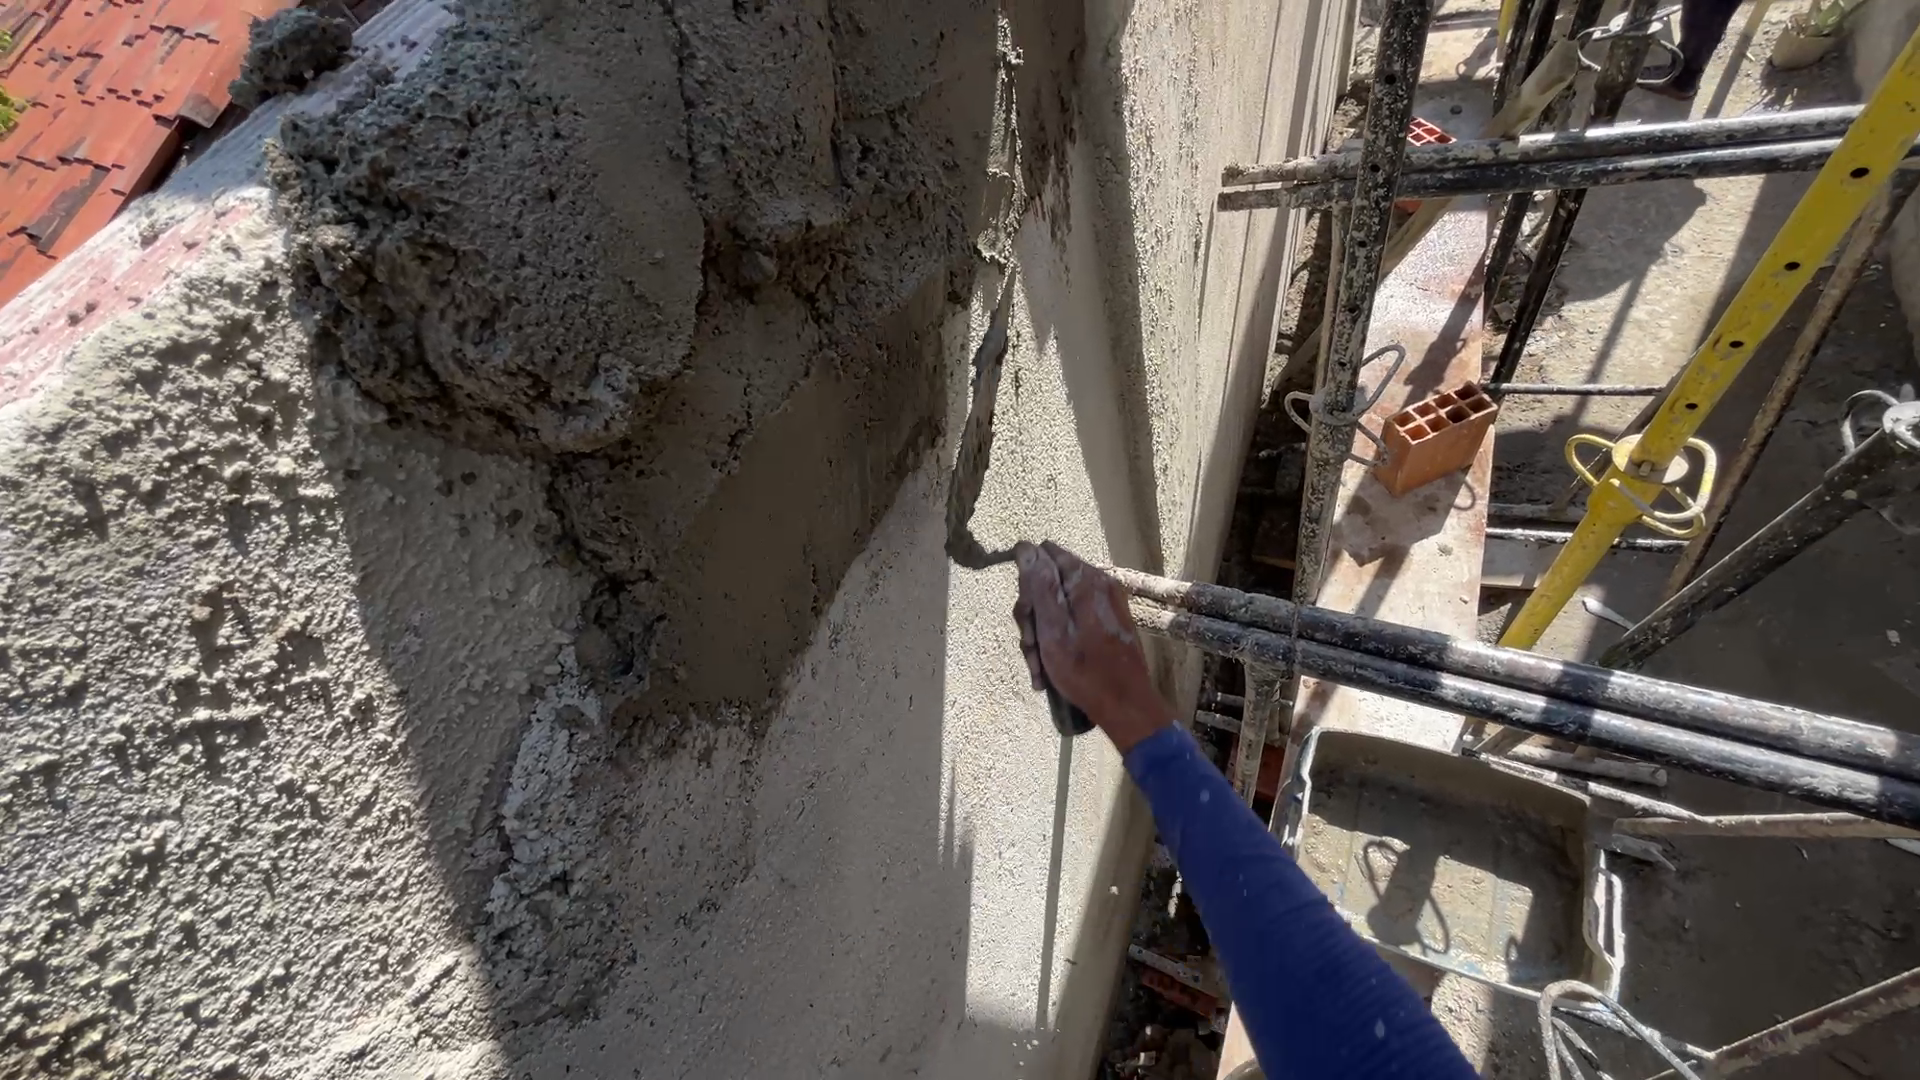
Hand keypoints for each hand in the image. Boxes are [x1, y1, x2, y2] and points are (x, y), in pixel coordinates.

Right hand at [1012, 541, 1173, 751]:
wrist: (1126, 707)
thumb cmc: (1086, 671)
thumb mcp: (1053, 629)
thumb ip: (1040, 586)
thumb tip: (1026, 547)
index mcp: (1088, 581)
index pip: (1045, 555)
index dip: (1028, 582)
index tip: (1026, 615)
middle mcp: (1098, 585)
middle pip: (1049, 584)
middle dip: (1032, 617)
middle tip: (1029, 647)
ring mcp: (1103, 605)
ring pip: (1056, 607)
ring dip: (1040, 638)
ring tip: (1038, 669)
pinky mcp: (1105, 624)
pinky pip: (1070, 623)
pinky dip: (1055, 644)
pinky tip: (1047, 672)